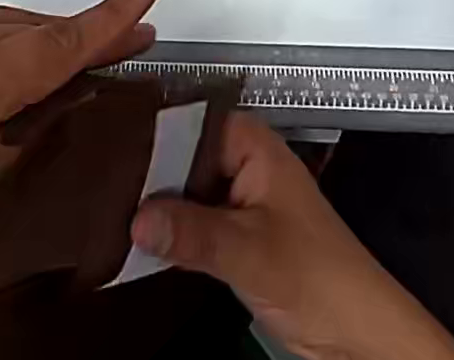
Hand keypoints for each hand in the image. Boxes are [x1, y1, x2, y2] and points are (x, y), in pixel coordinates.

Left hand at [0, 0, 159, 359]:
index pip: (58, 44)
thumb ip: (18, 132)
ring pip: (9, 25)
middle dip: (85, 35)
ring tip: (84, 58)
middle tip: (132, 42)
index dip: (109, 21)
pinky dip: (11, 42)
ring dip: (47, 40)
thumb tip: (62, 97)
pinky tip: (21, 64)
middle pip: (37, 30)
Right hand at [130, 112, 453, 359]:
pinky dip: (168, 227)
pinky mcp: (232, 229)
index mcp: (251, 142)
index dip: (150, 130)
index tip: (108, 144)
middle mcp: (241, 159)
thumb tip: (134, 219)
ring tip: (106, 203)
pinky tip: (133, 235)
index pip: (189, 120)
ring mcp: (236, 195)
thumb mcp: (249, 251)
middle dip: (146, 170)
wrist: (355, 334)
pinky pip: (190, 216)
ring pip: (183, 186)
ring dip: (155, 201)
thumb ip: (192, 232)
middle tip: (98, 178)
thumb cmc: (316, 276)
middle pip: (182, 153)